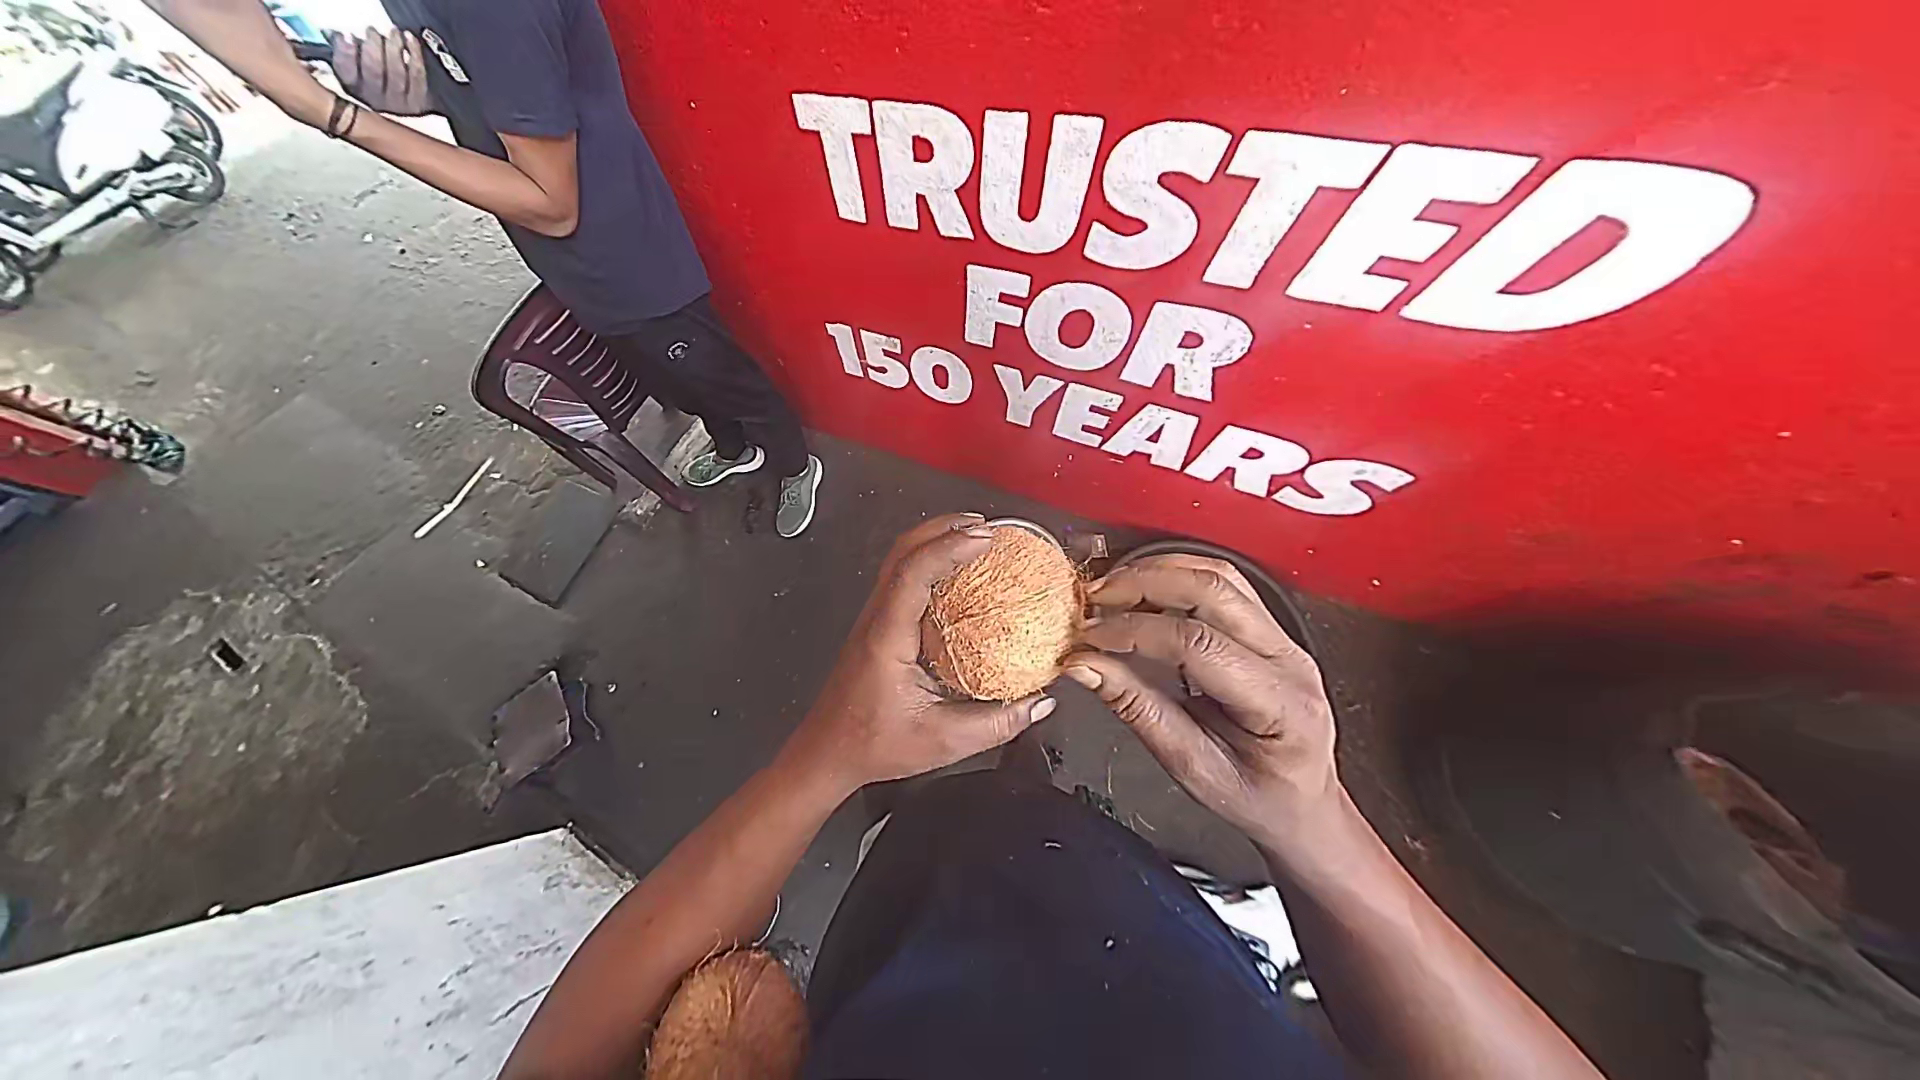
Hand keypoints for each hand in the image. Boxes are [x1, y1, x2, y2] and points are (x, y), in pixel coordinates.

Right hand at [328, 27, 434, 115]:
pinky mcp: (419, 103)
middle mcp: (376, 101)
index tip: (347, 35)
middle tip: (372, 31)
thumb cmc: (371, 83)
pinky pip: (418, 75)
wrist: (404, 115)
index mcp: (353, 90)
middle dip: (373, 47)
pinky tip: (410, 39)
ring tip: (393, 32)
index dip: (346, 53)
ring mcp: (400, 104)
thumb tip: (339, 35)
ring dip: (394, 48)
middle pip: (374, 71)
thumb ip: (344, 53)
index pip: (346, 71)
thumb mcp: (351, 71)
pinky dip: (415, 55)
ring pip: (397, 73)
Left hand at [784, 514, 1057, 794]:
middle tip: (985, 526)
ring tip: (973, 538)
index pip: (913, 573)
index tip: (984, 537)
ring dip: (935, 540)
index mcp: (887, 638)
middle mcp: (877, 620)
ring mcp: (875, 620)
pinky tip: (955, 575)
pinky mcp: (879, 626)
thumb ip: (997, 723)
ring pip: (899, 560)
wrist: (827, 752)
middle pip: (902, 551)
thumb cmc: (869, 744)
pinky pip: (903, 578)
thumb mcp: (942, 741)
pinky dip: (930, 562)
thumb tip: (1038, 701)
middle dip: (943, 528)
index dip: (949, 547)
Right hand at [1064, 554, 1339, 849]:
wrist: (1300, 803)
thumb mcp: (1193, 768)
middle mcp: (1289, 659)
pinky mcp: (1265, 628)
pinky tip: (1141, 587)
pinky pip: (1221, 581)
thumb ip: (1138, 710)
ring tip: (1110, 589)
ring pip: (1218, 574)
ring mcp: (1281, 637)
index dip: (1133, 632)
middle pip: (1212, 590)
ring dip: (1156, 571)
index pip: (1197, 643)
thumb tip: (1086, 667)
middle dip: (1142, 585)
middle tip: (1093, 599)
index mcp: (1280, 704)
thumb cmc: (1256, 797)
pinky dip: (1173, 574)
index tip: (1089, 639)